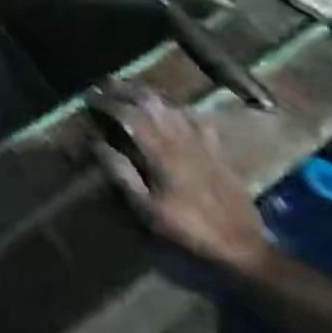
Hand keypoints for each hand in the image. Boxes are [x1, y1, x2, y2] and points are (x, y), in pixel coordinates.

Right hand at [91, 82, 272, 271]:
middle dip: (124, 88)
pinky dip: (176, 106)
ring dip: (147, 92)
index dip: (106, 102)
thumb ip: (122, 173)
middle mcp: (180, 137)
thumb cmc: (189, 229)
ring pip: (171, 102)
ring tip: (130, 91)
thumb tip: (97, 144)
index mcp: (160, 150)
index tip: (89, 98)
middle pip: (150, 100)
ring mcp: (201, 140)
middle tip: (105, 86)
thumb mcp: (147, 209)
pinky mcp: (217, 148)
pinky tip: (171, 109)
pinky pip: (194, 116)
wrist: (242, 246)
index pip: (128, 114)